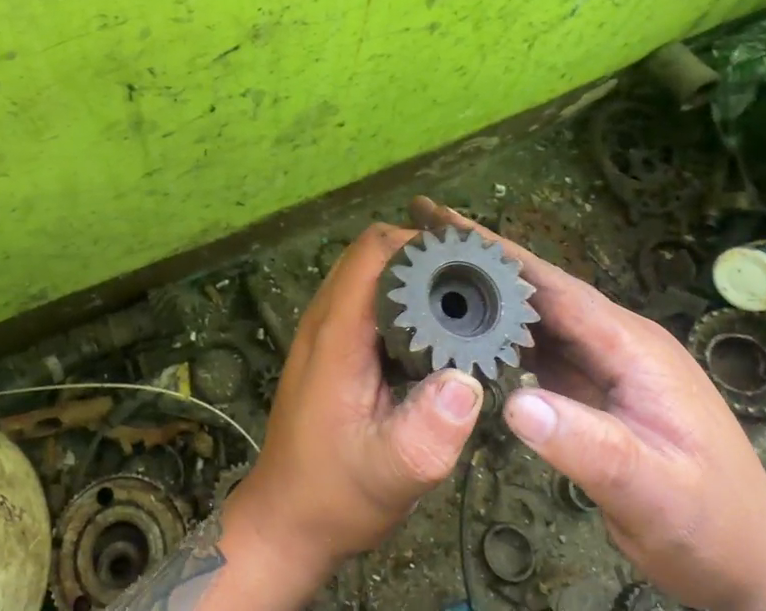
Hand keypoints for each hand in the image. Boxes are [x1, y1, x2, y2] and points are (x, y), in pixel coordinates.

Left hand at [224, 222, 485, 580]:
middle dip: (423, 255)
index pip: (374, 252)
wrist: (286, 520)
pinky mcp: (329, 348)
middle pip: (371, 254)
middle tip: (479, 281)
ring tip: (466, 300)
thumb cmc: (336, 495)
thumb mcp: (395, 472)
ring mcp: (323, 333)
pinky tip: (436, 330)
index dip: (422, 245)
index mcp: (337, 334)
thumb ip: (431, 429)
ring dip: (412, 277)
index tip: (473, 263)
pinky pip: (366, 302)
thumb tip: (470, 380)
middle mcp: (325, 320)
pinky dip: (401, 301)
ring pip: (368, 276)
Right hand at [407, 197, 765, 610]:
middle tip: (419, 234)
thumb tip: (510, 401)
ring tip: (430, 273)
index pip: (552, 287)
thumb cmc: (709, 525)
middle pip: (540, 290)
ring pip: (538, 318)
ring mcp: (608, 366)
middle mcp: (617, 343)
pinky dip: (502, 334)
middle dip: (482, 259)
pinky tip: (467, 333)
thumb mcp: (648, 488)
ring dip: (488, 294)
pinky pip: (541, 350)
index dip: (495, 253)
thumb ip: (584, 443)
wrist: (753, 566)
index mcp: (632, 347)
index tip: (441, 220)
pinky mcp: (597, 390)